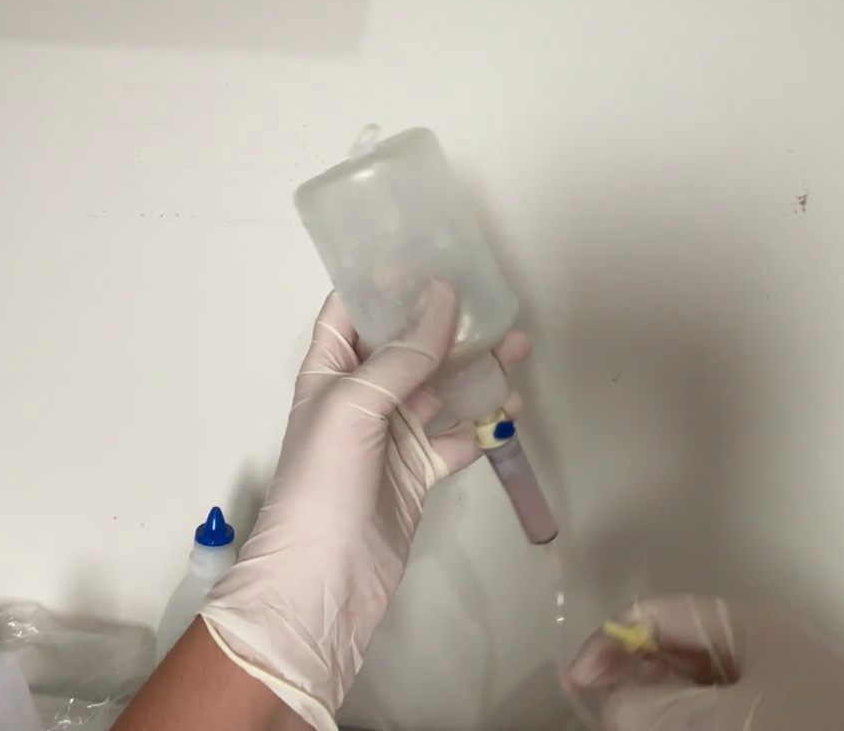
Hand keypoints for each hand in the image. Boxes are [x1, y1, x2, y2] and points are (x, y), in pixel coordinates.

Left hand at [201, 283, 530, 730]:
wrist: (325, 583)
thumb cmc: (324, 482)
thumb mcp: (354, 405)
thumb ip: (400, 354)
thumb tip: (442, 294)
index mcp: (330, 368)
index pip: (352, 309)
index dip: (383, 282)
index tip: (428, 260)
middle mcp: (361, 393)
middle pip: (406, 343)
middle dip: (445, 322)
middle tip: (491, 300)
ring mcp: (392, 432)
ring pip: (439, 386)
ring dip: (476, 367)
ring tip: (519, 344)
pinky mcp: (419, 468)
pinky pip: (457, 434)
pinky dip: (483, 421)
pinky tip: (511, 407)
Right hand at [567, 596, 843, 730]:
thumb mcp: (724, 723)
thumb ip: (653, 711)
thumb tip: (610, 708)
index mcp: (741, 627)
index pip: (651, 616)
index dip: (606, 645)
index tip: (577, 689)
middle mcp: (757, 652)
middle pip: (671, 655)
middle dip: (631, 686)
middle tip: (605, 721)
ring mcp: (779, 696)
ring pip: (695, 695)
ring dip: (660, 714)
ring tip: (634, 730)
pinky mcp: (791, 725)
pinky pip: (723, 718)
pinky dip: (692, 724)